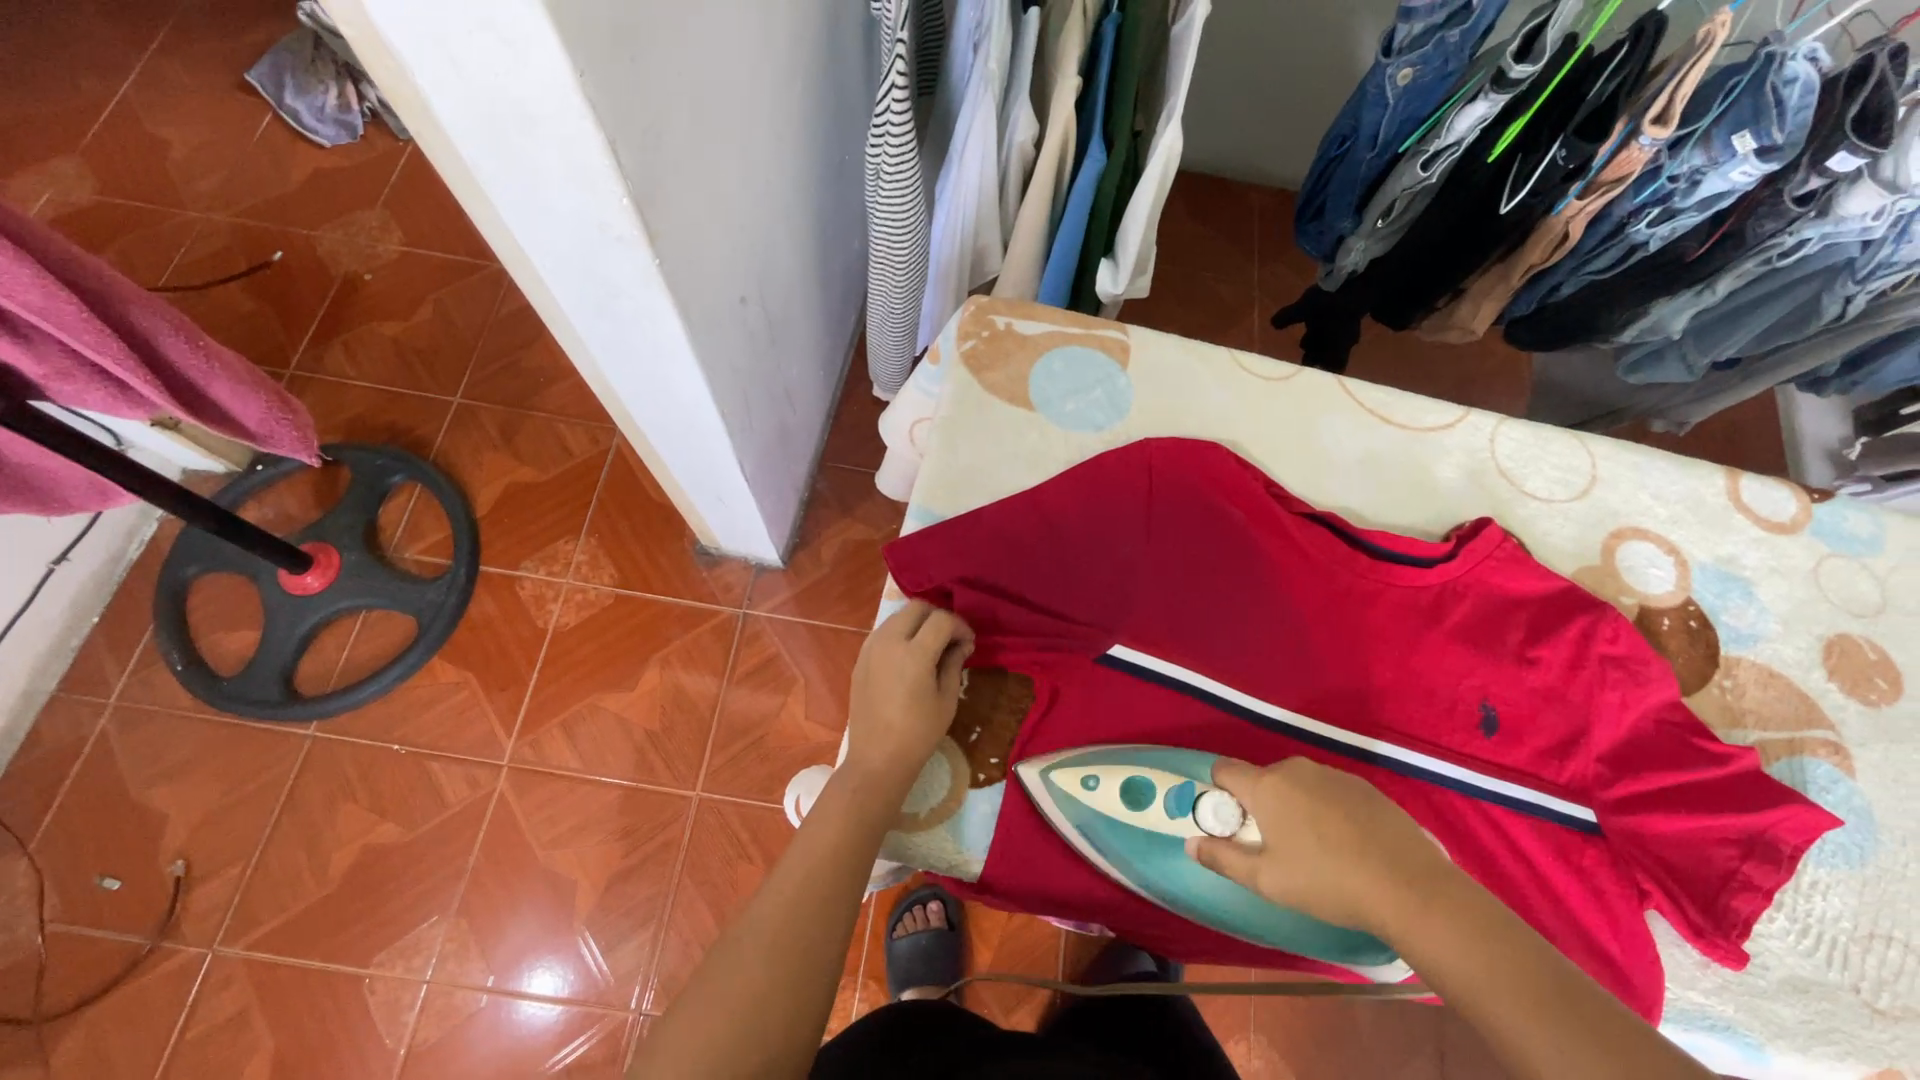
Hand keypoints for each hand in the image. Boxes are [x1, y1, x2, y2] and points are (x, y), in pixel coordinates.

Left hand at [843, 601, 973, 789]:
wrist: (877, 757)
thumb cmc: (919, 733)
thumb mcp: (946, 699)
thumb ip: (954, 664)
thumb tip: (961, 645)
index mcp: (914, 653)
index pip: (942, 620)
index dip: (961, 627)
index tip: (969, 644)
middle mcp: (889, 641)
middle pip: (917, 607)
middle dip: (938, 617)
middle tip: (951, 639)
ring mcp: (870, 648)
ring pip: (897, 616)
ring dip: (917, 623)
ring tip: (930, 647)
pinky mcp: (860, 658)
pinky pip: (883, 632)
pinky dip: (900, 634)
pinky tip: (909, 657)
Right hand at [1186, 757, 1456, 938]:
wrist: (1410, 887)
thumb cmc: (1327, 883)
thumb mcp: (1266, 880)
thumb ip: (1222, 857)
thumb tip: (1190, 842)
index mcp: (1266, 786)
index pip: (1224, 769)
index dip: (1217, 791)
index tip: (1228, 822)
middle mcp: (1297, 769)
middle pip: (1263, 779)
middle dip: (1259, 804)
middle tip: (1271, 846)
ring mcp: (1335, 775)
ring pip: (1298, 784)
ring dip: (1294, 807)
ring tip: (1312, 849)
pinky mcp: (1366, 788)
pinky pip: (1329, 792)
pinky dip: (1326, 810)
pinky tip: (1344, 845)